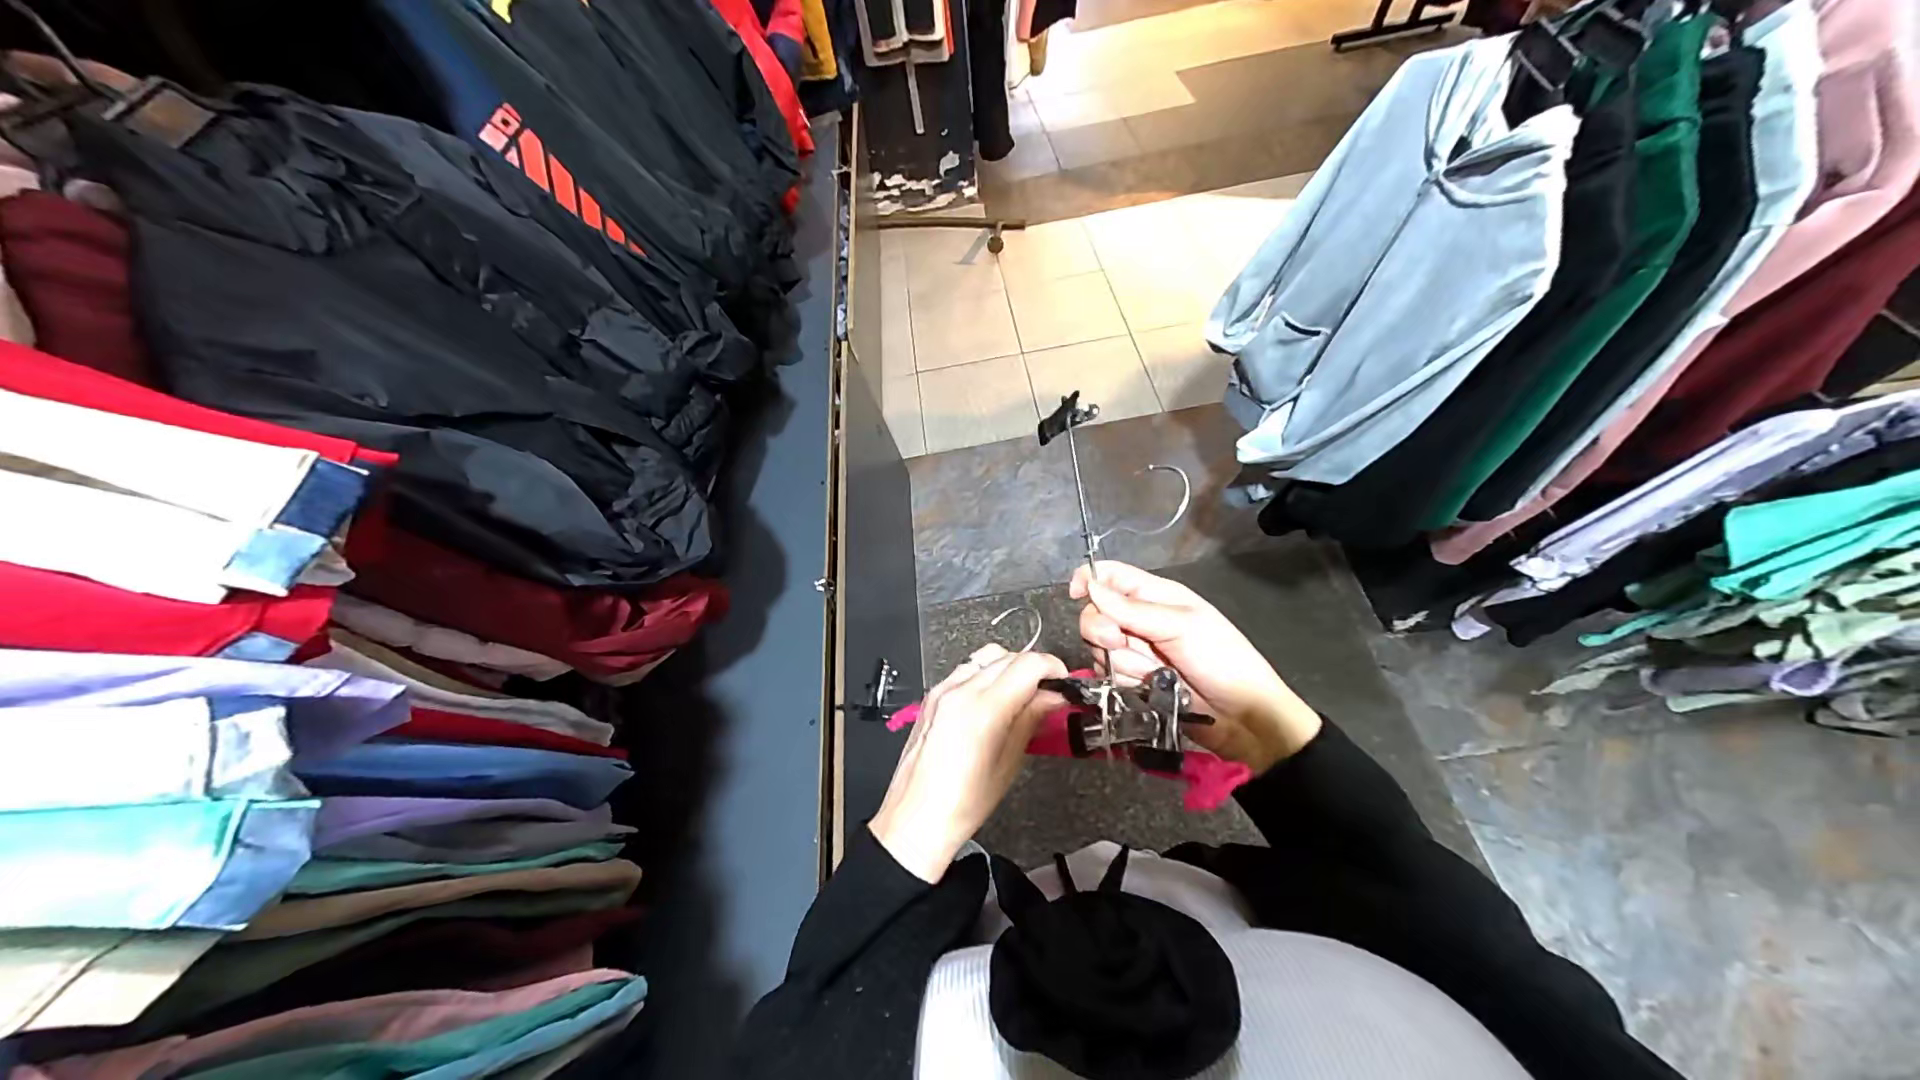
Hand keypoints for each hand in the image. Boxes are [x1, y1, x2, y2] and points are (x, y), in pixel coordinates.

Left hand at [869, 644, 1067, 882]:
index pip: (1029, 665)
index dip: (1053, 669)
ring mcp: (942, 692)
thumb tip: (1052, 698)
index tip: (1063, 681)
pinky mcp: (932, 698)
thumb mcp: (1009, 763)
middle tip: (1049, 693)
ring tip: (1022, 696)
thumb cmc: (959, 804)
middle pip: (1009, 656)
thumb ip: (1031, 719)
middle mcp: (959, 692)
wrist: (916, 818)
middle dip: (1035, 669)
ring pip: (986, 657)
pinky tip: (994, 701)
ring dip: (1009, 668)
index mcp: (983, 709)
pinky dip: (985, 675)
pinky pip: (965, 670)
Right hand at [1071, 561, 1320, 774]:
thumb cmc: (1223, 661)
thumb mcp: (1182, 626)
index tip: (1078, 595)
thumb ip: (1133, 609)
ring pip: (1099, 649)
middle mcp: (1140, 620)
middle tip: (1122, 642)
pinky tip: (1146, 687)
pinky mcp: (1132, 680)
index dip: (1088, 580)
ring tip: (1153, 672)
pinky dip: (1124, 681)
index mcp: (1156, 595)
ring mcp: (1135, 651)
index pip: (1109, 575)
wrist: (1242, 718)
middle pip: (1095, 614)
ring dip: (1121, 662)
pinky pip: (1107, 675)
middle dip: (1104, 631)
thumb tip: (1089, 586)